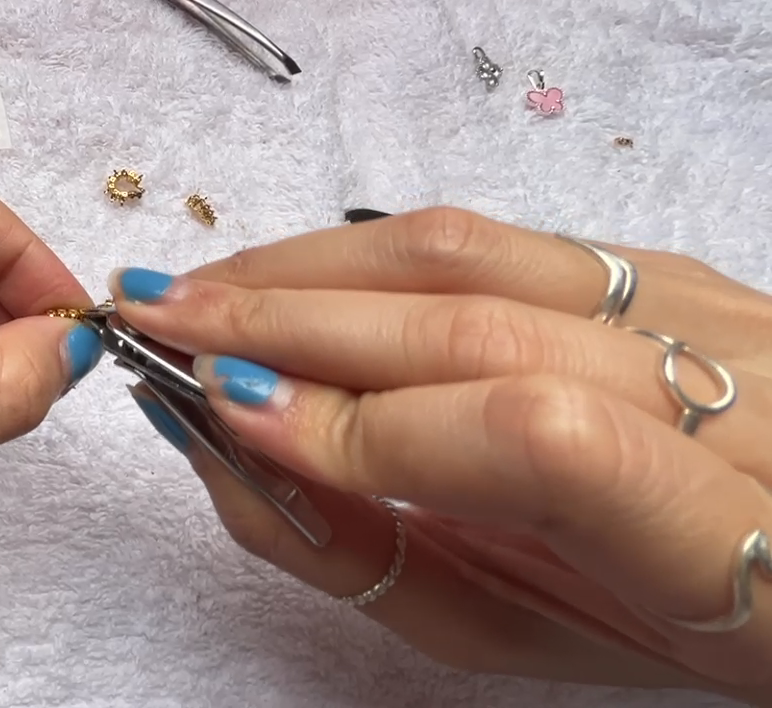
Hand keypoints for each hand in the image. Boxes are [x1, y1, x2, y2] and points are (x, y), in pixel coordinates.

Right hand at [108, 209, 771, 703]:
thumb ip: (351, 549)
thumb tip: (210, 433)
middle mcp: (749, 400)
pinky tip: (266, 275)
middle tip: (151, 318)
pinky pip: (459, 232)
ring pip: (451, 249)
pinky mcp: (641, 258)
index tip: (223, 406)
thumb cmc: (634, 614)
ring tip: (188, 289)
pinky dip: (335, 249)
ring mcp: (697, 306)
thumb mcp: (501, 631)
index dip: (357, 422)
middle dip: (277, 322)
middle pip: (467, 324)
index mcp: (748, 553)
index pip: (535, 444)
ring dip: (288, 268)